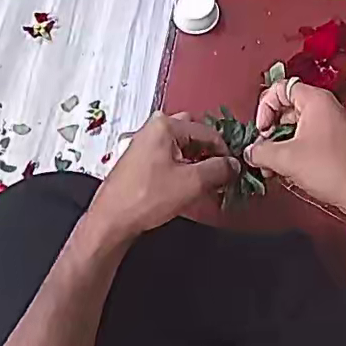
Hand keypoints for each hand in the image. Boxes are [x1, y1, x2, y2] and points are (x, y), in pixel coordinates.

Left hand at [88, 112, 237, 239]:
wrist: (111, 220)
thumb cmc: (145, 198)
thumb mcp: (192, 183)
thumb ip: (219, 169)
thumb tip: (233, 165)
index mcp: (166, 125)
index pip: (208, 132)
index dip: (224, 152)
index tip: (233, 170)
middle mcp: (154, 128)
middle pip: (195, 136)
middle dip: (210, 155)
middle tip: (220, 175)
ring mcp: (146, 142)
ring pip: (183, 146)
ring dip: (198, 162)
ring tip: (207, 184)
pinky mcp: (141, 158)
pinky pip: (171, 155)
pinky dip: (183, 168)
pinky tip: (189, 186)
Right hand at [246, 81, 345, 219]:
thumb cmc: (330, 169)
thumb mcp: (286, 159)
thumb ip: (261, 151)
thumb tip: (250, 151)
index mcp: (315, 100)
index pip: (280, 88)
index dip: (265, 108)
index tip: (262, 131)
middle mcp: (324, 106)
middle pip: (285, 107)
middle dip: (269, 129)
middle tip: (263, 150)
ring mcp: (330, 123)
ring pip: (294, 125)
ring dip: (279, 143)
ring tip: (271, 166)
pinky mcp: (333, 140)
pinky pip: (305, 137)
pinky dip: (292, 149)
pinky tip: (285, 170)